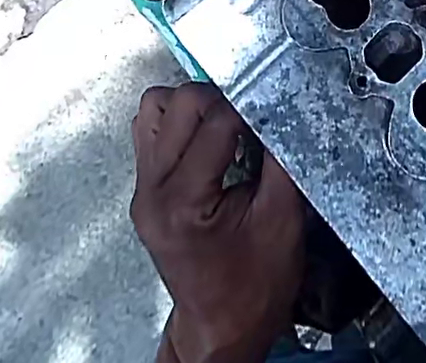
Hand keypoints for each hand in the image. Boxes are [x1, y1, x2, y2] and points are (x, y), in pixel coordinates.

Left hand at [132, 83, 304, 362]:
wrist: (224, 327)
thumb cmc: (255, 284)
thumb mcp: (283, 216)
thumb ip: (281, 154)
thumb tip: (280, 104)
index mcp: (183, 201)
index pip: (217, 120)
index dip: (253, 106)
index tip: (274, 108)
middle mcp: (151, 190)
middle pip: (180, 102)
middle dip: (223, 99)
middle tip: (252, 117)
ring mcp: (142, 188)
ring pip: (156, 106)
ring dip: (195, 104)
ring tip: (227, 124)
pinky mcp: (145, 186)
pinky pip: (152, 127)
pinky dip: (181, 119)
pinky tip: (208, 136)